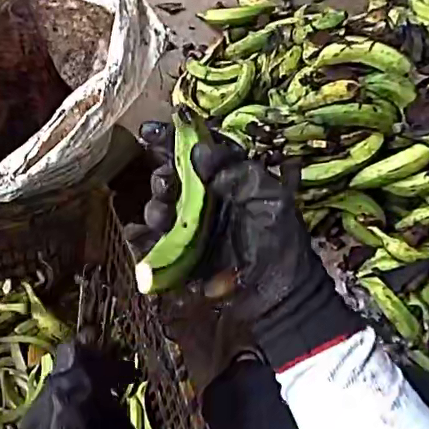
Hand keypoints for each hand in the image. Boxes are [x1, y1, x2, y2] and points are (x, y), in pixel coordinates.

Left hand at [0, 344, 139, 428]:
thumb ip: (71, 397)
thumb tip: (77, 346)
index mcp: (53, 402)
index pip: (78, 359)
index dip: (105, 360)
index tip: (132, 375)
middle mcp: (58, 414)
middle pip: (95, 388)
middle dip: (118, 400)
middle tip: (132, 422)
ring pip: (100, 418)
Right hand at [126, 121, 360, 367]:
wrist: (277, 296)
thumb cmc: (280, 243)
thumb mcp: (269, 199)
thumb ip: (237, 172)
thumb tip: (200, 151)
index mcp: (229, 179)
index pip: (199, 151)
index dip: (175, 138)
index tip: (150, 132)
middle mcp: (207, 197)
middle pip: (172, 175)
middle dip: (162, 175)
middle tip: (166, 184)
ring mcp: (192, 225)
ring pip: (161, 205)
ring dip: (156, 206)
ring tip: (163, 216)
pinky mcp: (181, 253)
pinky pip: (156, 240)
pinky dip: (148, 237)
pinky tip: (152, 235)